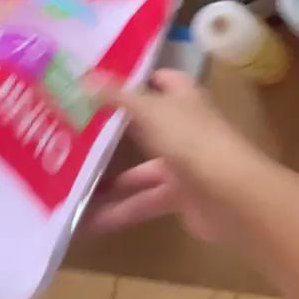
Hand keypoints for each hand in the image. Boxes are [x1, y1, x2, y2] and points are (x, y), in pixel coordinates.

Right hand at [84, 70, 273, 245]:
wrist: (230, 195)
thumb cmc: (192, 140)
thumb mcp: (152, 111)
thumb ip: (119, 96)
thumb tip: (85, 75)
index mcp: (185, 99)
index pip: (163, 80)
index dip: (138, 79)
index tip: (100, 83)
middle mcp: (186, 127)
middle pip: (148, 126)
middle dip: (114, 133)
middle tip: (71, 137)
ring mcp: (185, 163)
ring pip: (141, 171)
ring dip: (109, 182)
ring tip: (68, 189)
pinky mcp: (181, 197)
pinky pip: (143, 202)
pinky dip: (118, 212)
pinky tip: (85, 223)